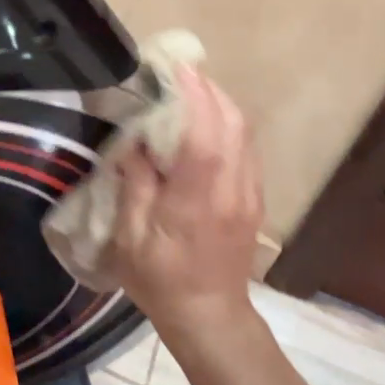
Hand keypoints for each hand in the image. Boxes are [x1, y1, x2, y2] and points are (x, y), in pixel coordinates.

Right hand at [110, 67, 264, 334]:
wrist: (209, 317)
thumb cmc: (160, 279)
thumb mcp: (131, 237)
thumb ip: (136, 184)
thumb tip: (135, 143)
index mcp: (198, 199)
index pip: (204, 135)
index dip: (194, 96)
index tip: (176, 68)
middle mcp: (231, 190)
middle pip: (232, 124)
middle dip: (208, 90)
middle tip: (179, 72)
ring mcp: (248, 194)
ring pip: (244, 133)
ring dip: (220, 104)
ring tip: (191, 90)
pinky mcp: (253, 199)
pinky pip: (245, 148)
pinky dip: (227, 125)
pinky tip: (206, 124)